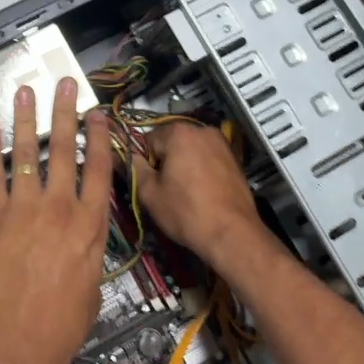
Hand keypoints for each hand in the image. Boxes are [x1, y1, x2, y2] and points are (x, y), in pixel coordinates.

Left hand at [0, 79, 113, 363]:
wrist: (17, 341)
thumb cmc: (60, 325)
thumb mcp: (92, 287)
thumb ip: (88, 254)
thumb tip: (82, 244)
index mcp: (90, 226)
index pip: (99, 169)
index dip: (98, 137)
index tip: (97, 114)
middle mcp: (59, 208)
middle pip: (64, 149)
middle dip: (64, 112)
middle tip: (64, 85)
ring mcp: (24, 210)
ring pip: (27, 154)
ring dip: (26, 120)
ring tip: (25, 93)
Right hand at [140, 123, 271, 267]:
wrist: (232, 234)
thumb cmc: (186, 212)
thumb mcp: (150, 193)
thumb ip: (135, 168)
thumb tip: (129, 156)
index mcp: (178, 132)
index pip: (148, 140)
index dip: (145, 162)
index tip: (150, 183)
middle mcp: (202, 129)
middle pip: (171, 143)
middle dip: (165, 162)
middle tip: (166, 190)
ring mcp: (222, 143)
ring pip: (190, 150)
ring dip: (184, 165)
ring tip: (185, 193)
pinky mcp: (234, 158)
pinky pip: (207, 159)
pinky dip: (201, 170)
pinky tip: (202, 192)